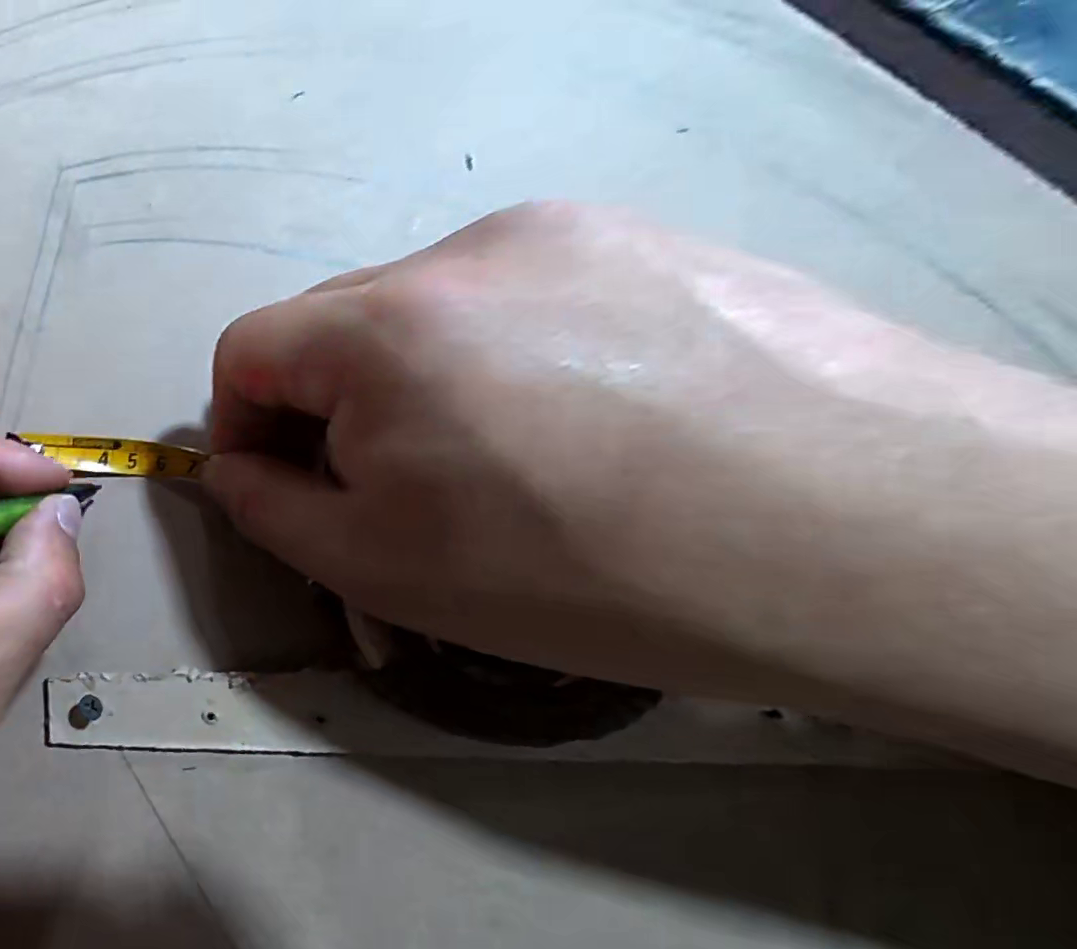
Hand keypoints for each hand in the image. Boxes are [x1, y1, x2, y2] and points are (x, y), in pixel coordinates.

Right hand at [204, 201, 1076, 720]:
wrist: (860, 542)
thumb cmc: (570, 574)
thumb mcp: (374, 565)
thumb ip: (267, 509)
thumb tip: (231, 468)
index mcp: (382, 329)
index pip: (247, 347)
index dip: (236, 418)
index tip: (270, 477)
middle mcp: (463, 252)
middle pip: (329, 321)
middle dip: (318, 403)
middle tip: (373, 483)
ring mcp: (561, 232)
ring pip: (419, 307)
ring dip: (404, 379)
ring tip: (477, 458)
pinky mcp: (639, 239)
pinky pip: (508, 294)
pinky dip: (487, 355)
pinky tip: (556, 420)